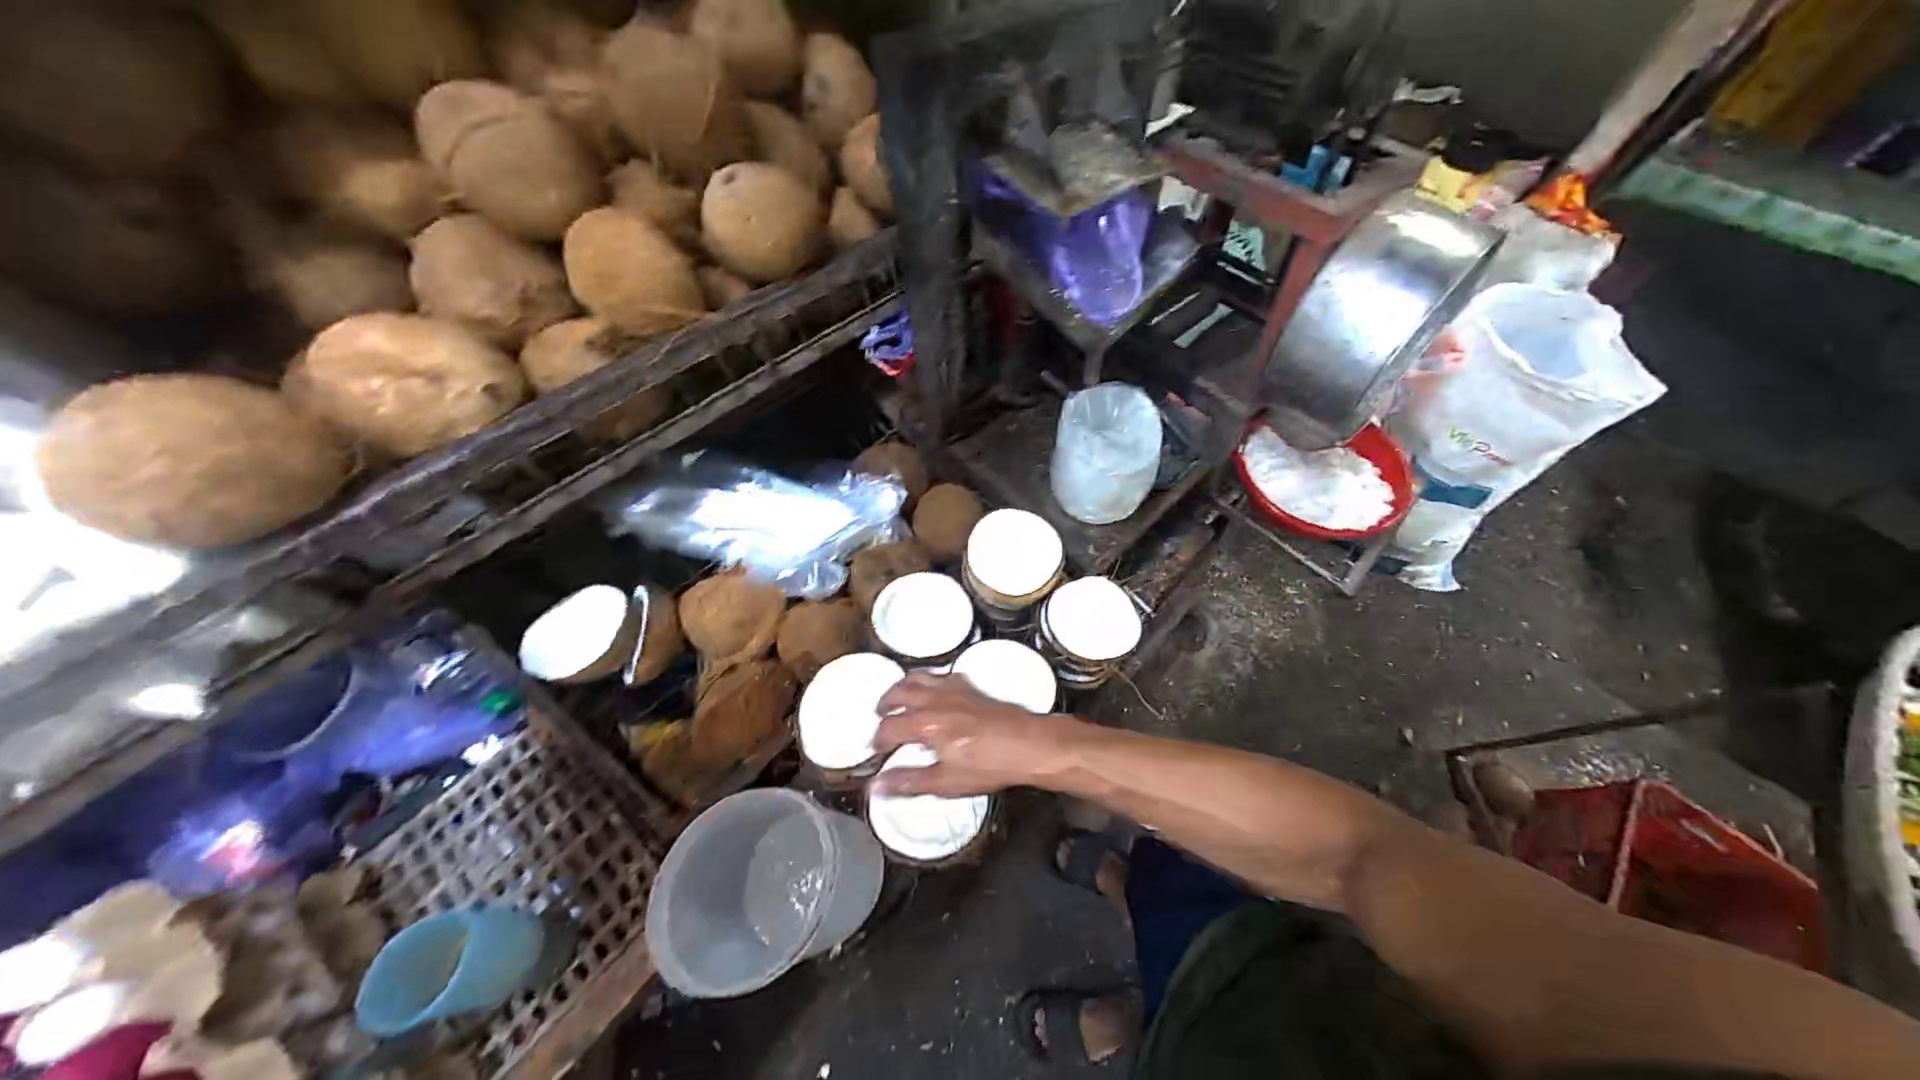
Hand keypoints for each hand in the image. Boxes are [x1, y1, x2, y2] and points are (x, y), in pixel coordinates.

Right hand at [871, 674, 1074, 796]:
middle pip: (899, 693)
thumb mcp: (946, 782)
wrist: (1028, 745)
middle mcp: (936, 700)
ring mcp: (954, 689)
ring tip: (899, 696)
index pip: (889, 727)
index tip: (876, 749)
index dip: (878, 740)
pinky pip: (941, 675)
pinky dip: (929, 680)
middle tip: (880, 714)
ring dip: (903, 686)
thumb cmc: (991, 764)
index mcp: (926, 723)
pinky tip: (934, 690)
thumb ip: (909, 782)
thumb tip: (878, 786)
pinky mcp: (971, 687)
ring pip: (919, 677)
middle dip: (886, 704)